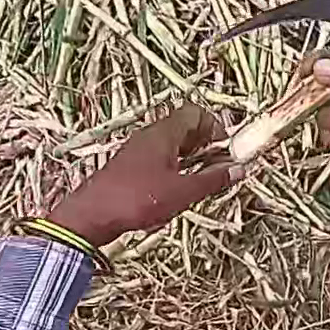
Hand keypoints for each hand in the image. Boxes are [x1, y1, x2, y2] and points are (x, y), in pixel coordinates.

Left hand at [47, 103, 242, 246]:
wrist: (90, 216)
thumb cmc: (135, 200)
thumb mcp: (182, 192)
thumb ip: (212, 180)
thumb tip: (238, 169)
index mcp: (163, 133)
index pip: (195, 113)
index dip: (215, 128)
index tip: (226, 151)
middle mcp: (148, 137)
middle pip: (184, 130)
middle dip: (205, 148)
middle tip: (215, 170)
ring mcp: (135, 152)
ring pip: (171, 148)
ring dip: (189, 163)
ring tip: (196, 186)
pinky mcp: (127, 170)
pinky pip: (157, 163)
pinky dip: (171, 173)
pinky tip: (171, 197)